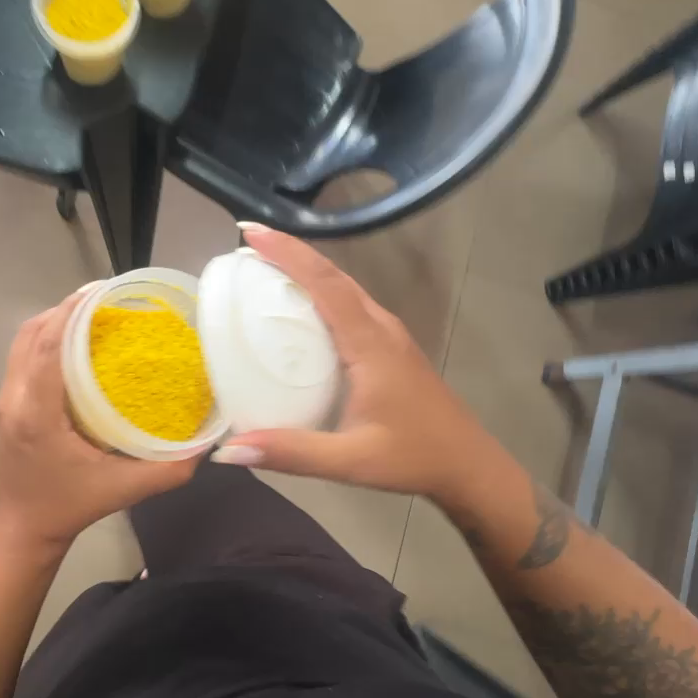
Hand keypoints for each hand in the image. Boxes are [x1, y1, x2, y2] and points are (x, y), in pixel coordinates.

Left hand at [0, 287, 199, 551]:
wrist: (21, 532)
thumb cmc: (70, 508)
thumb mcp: (125, 490)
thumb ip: (170, 468)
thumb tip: (210, 441)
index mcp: (37, 412)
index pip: (49, 345)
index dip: (73, 311)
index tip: (104, 291)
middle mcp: (14, 398)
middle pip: (34, 333)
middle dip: (67, 308)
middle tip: (107, 298)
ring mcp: (4, 400)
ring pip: (24, 341)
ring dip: (55, 320)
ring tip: (93, 313)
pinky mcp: (5, 405)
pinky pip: (22, 356)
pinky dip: (47, 338)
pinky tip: (75, 342)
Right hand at [210, 225, 508, 499]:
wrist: (468, 465)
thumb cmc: (413, 456)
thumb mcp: (350, 462)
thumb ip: (291, 453)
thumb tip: (229, 450)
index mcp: (370, 343)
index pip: (325, 282)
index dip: (287, 252)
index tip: (250, 232)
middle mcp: (381, 328)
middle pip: (334, 275)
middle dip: (291, 252)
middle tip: (248, 246)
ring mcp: (390, 335)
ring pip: (345, 287)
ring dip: (307, 269)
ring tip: (265, 268)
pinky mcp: (391, 347)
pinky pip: (350, 305)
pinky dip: (321, 292)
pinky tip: (301, 309)